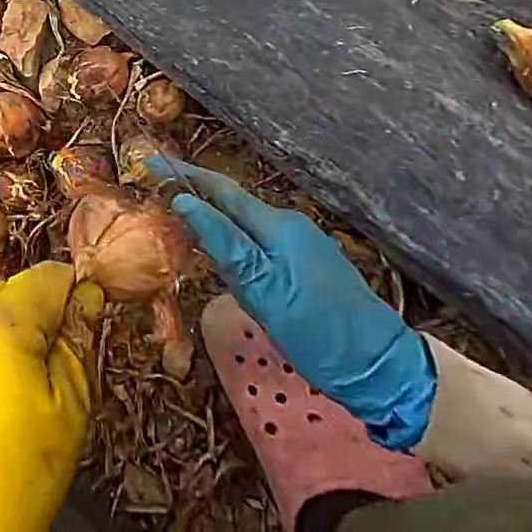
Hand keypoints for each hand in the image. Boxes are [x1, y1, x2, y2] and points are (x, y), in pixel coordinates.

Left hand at [0, 262, 103, 531]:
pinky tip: (7, 384)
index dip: (77, 294)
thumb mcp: (71, 400)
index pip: (53, 274)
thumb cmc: (22, 463)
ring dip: (24, 326)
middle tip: (65, 362)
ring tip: (34, 379)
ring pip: (3, 305)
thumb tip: (89, 295)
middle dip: (50, 312)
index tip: (88, 324)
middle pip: (25, 286)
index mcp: (5, 316)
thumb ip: (80, 336)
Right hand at [147, 157, 437, 450]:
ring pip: (244, 223)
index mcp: (276, 225)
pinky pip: (257, 242)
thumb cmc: (317, 330)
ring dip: (210, 217)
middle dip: (194, 194)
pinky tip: (217, 253)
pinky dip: (230, 239)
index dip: (184, 174)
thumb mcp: (262, 289)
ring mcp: (300, 245)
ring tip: (177, 221)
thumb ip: (223, 243)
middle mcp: (287, 225)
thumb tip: (184, 201)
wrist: (381, 369)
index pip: (220, 189)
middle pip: (232, 202)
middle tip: (156, 193)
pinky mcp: (305, 266)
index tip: (150, 163)